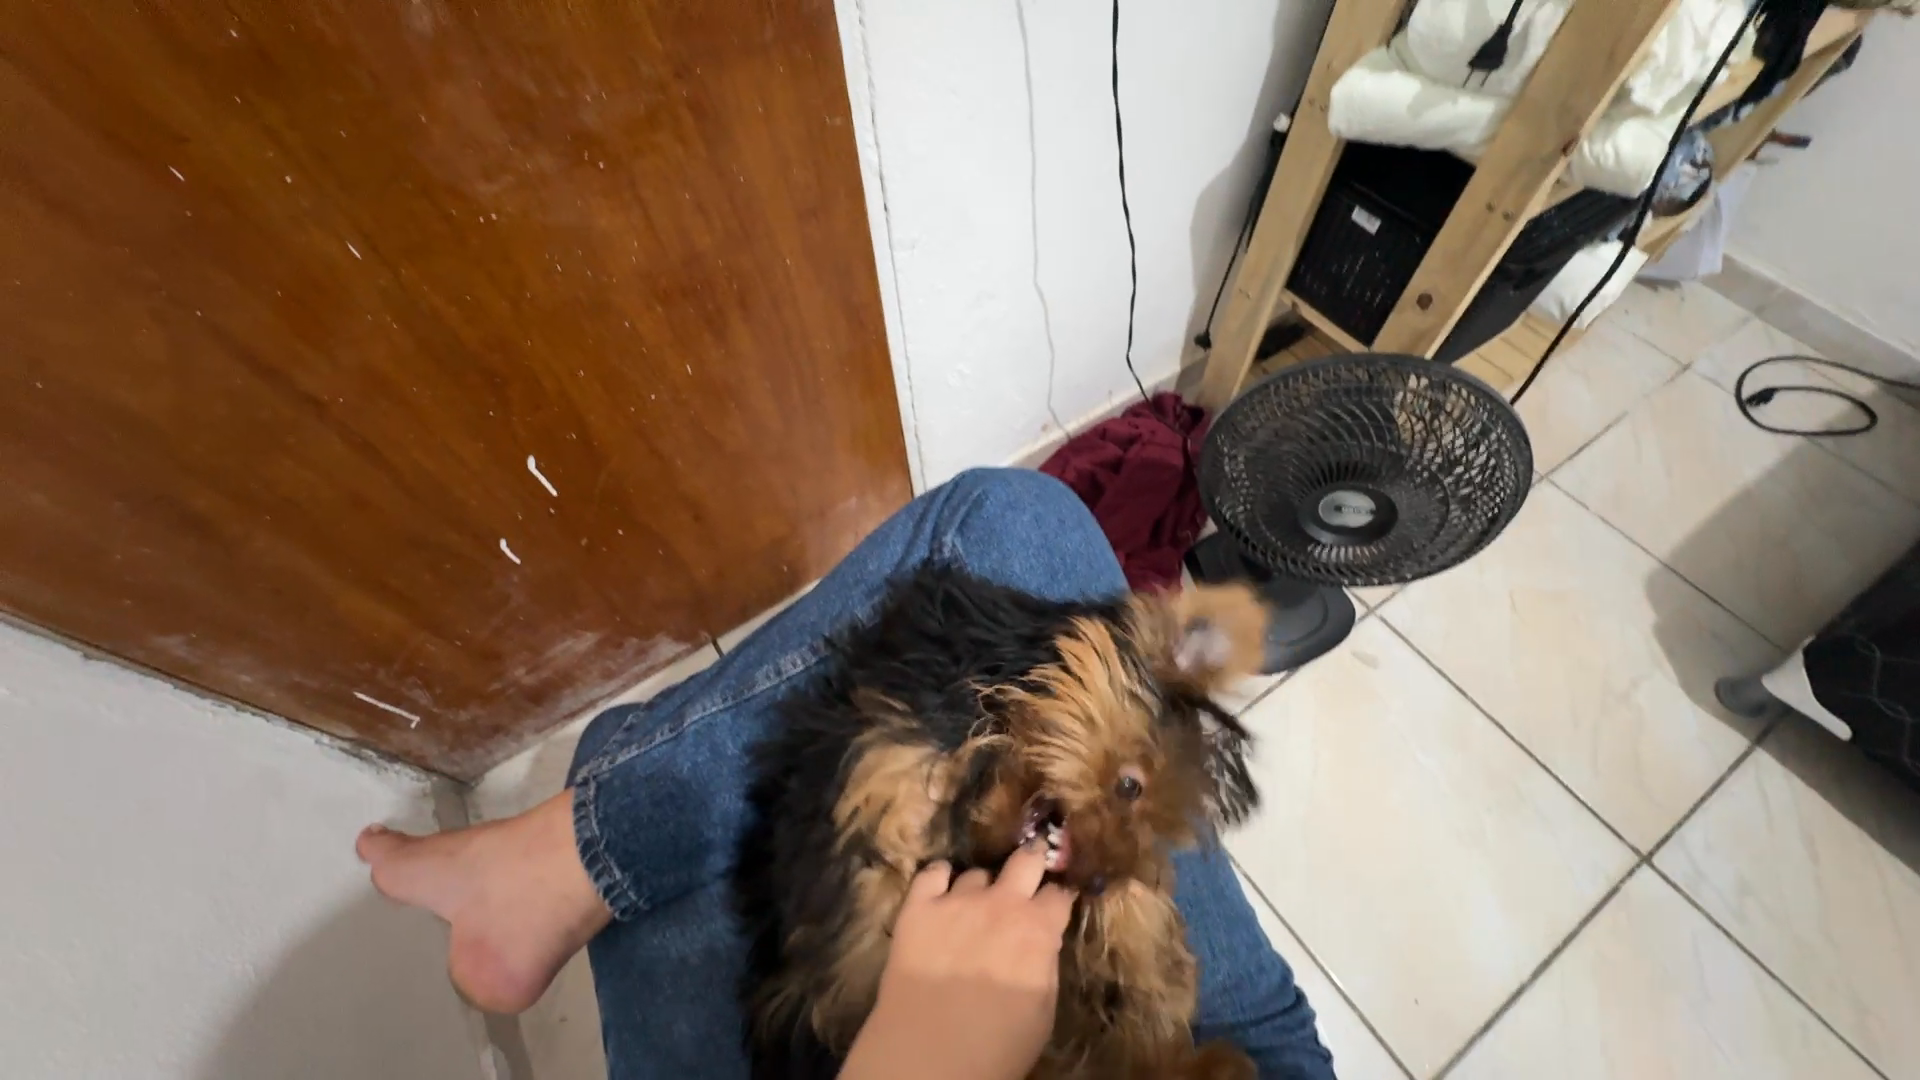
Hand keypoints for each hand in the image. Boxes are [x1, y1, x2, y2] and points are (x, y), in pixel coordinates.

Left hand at [838, 839, 1076, 1079]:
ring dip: (980, 887)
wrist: (930, 1056)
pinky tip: (939, 889)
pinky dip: (938, 878)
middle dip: (1031, 858)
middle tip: (1029, 866)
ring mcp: (957, 899)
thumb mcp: (1042, 1012)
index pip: (1059, 893)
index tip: (1056, 900)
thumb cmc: (997, 1047)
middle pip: (1024, 859)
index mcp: (1036, 929)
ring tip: (973, 908)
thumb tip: (1044, 940)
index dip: (1059, 896)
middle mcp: (1000, 902)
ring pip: (976, 873)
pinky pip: (932, 872)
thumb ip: (1045, 963)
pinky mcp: (918, 905)